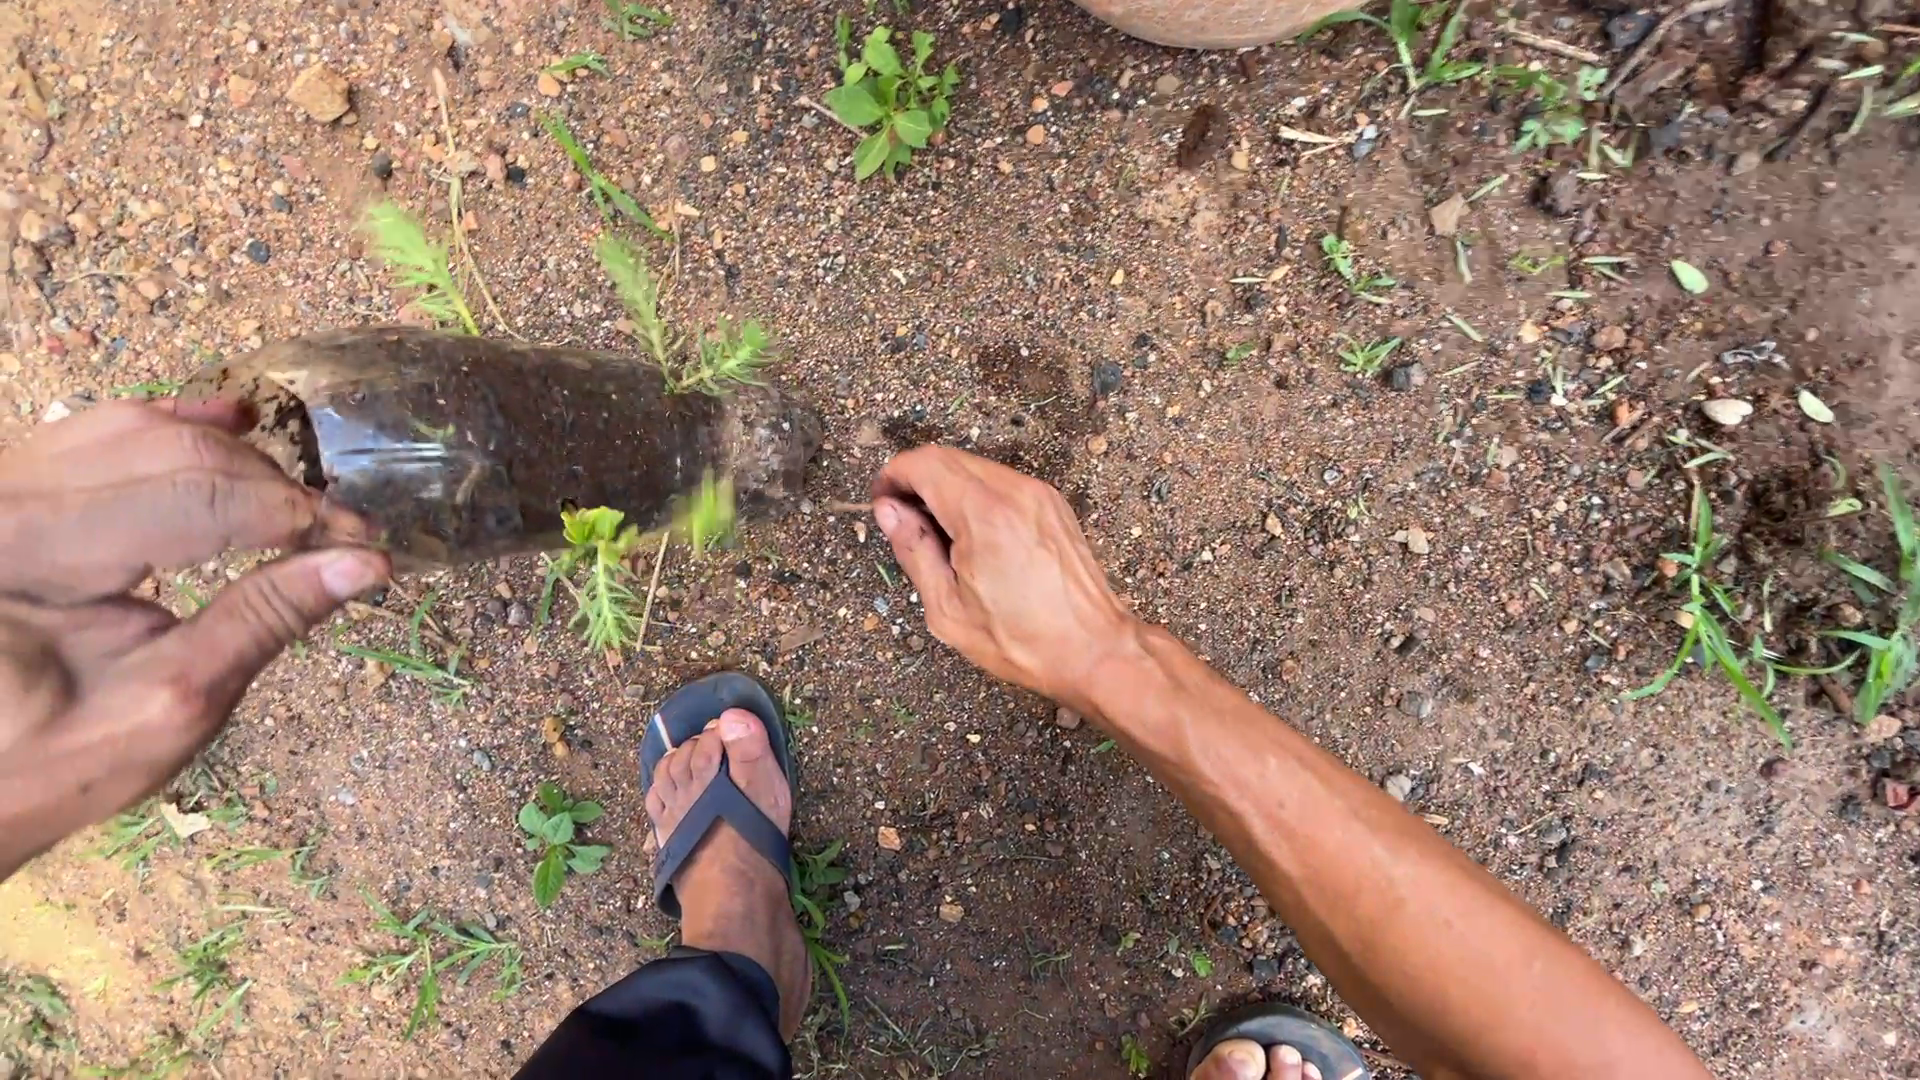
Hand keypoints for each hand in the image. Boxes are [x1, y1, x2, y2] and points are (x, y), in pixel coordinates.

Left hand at [0, 400, 388, 878]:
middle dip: (276, 489)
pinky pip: (92, 430)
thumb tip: (369, 564)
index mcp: (24, 557)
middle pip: (172, 452)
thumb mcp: (173, 702)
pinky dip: (174, 423)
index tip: (369, 545)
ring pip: (137, 430)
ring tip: (298, 506)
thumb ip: (267, 618)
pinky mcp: (1, 492)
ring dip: (238, 460)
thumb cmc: (48, 762)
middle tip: (342, 535)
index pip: (196, 500)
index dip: (298, 515)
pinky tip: (231, 420)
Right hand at [871, 446, 1136, 714]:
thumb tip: (889, 512)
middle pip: (947, 458)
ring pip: (974, 467)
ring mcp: (1038, 494)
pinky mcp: (1051, 503)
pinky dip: (975, 494)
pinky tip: (972, 535)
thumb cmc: (1023, 641)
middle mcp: (1014, 492)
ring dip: (945, 487)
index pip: (924, 464)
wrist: (1094, 649)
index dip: (893, 476)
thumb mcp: (948, 610)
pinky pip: (1000, 481)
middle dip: (916, 480)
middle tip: (903, 521)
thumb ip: (914, 551)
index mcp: (984, 515)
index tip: (882, 502)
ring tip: (939, 535)